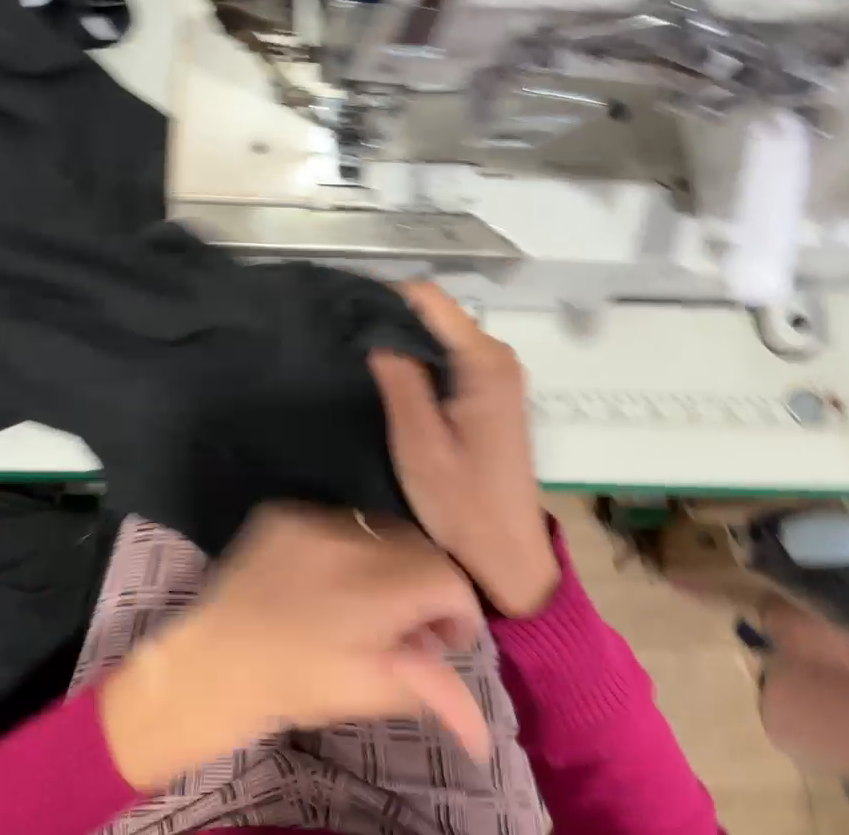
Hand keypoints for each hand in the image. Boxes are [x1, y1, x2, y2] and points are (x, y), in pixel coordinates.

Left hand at [100, 504, 490, 789]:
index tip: (444, 639)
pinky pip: (339, 520)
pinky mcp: (283, 511)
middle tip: (412, 624)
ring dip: (391, 561)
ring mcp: (311, 519)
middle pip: (419, 546)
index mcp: (374, 588)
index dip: (459, 611)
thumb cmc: (293, 684)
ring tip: (371, 600)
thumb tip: (483, 729)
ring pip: (381, 528)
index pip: (448, 576)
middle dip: (428, 583)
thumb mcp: (368, 692)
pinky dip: (351, 547)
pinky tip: (332, 579)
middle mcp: (347, 539)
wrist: (210, 663)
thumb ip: (434, 692)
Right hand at [369, 283, 559, 618]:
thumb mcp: (419, 443)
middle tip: (342, 336)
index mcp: (485, 362)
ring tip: (356, 354)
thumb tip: (374, 331)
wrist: (507, 554)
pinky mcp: (493, 390)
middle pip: (436, 312)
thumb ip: (400, 379)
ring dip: (402, 338)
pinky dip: (419, 357)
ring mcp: (499, 372)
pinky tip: (389, 374)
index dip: (384, 295)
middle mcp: (498, 356)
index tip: (343, 310)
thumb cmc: (462, 505)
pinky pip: (450, 354)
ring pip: (441, 332)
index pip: (430, 298)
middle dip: (390, 316)